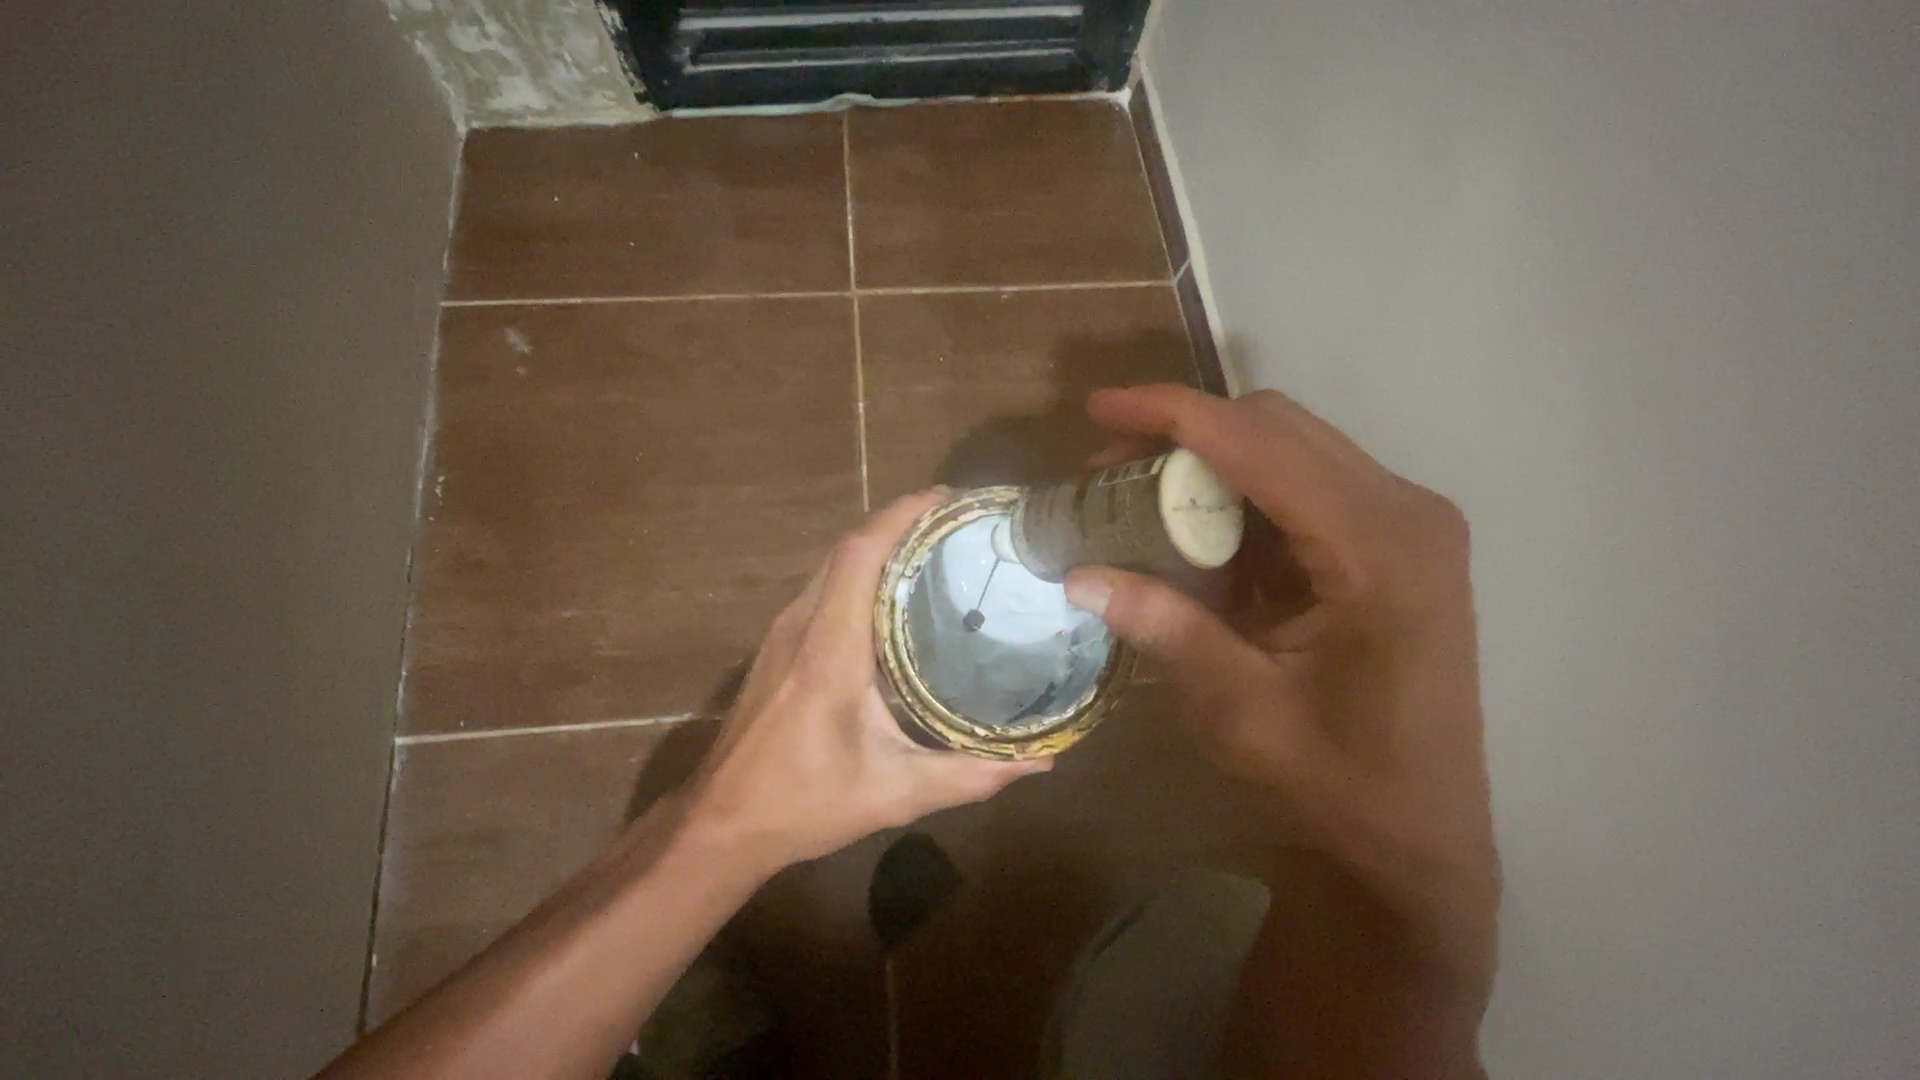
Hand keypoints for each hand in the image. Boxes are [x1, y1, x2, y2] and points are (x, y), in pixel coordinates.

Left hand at [685, 488, 1049, 877]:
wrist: (721, 823)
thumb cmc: (805, 804)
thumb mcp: (895, 794)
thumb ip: (969, 775)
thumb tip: (1040, 761)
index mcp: (830, 649)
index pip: (861, 554)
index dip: (902, 515)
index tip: (949, 500)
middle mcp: (801, 626)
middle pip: (848, 548)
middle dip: (900, 521)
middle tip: (958, 525)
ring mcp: (782, 633)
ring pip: (832, 565)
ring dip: (879, 544)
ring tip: (935, 548)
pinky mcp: (778, 646)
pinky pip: (823, 587)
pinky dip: (860, 571)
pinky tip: (895, 594)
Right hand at [1066, 385, 1499, 991]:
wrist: (1414, 839)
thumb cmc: (1335, 783)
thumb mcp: (1237, 709)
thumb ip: (1165, 629)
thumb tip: (1077, 575)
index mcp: (1378, 549)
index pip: (1260, 445)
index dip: (1172, 414)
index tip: (1099, 406)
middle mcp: (1405, 513)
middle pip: (1278, 427)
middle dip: (1184, 433)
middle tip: (1108, 469)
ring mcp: (1406, 524)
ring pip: (1290, 447)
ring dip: (1210, 459)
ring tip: (1138, 496)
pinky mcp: (1392, 543)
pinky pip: (1304, 486)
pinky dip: (1241, 493)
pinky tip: (1197, 531)